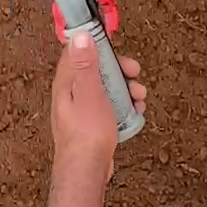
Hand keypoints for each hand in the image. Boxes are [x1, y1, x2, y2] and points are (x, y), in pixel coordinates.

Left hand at [50, 31, 145, 181]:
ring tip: (140, 97)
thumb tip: (80, 35)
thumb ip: (86, 65)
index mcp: (67, 83)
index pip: (77, 52)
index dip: (96, 45)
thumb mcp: (90, 93)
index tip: (114, 45)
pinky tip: (136, 111)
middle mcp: (71, 93)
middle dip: (118, 69)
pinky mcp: (92, 123)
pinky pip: (110, 105)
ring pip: (106, 88)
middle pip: (97, 70)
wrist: (86, 172)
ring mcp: (82, 109)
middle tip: (134, 73)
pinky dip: (124, 104)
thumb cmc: (87, 133)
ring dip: (125, 88)